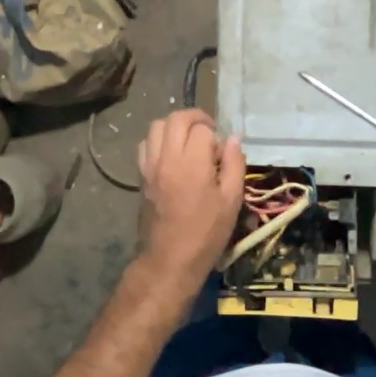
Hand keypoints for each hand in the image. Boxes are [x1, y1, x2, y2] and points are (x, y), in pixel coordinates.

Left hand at [134, 109, 243, 285]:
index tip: (222, 155)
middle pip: (176, 118)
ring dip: (175, 126)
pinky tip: (172, 155)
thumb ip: (234, 164)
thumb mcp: (231, 201)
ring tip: (189, 140)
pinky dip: (159, 140)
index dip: (216, 137)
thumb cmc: (206, 233)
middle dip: (195, 118)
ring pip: (157, 126)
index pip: (203, 129)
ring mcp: (150, 165)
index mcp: (192, 163)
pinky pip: (146, 144)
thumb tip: (233, 138)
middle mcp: (167, 157)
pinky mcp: (141, 175)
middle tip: (209, 131)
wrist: (170, 259)